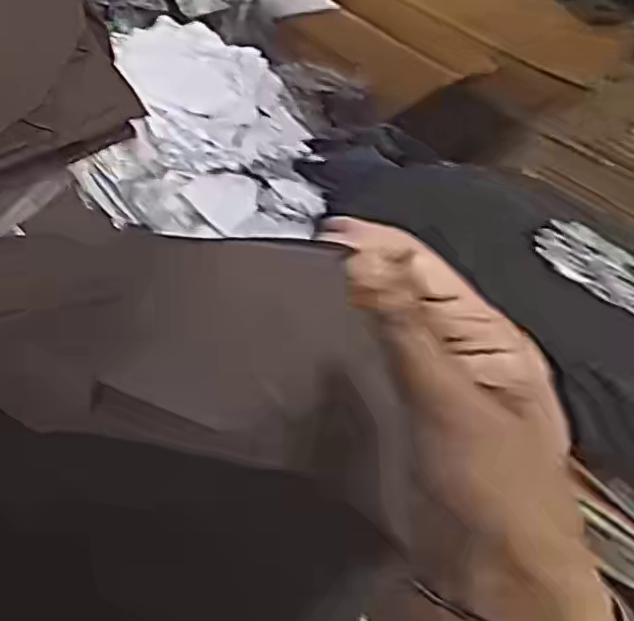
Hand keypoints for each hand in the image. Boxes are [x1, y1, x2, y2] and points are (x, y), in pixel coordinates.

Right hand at [321, 218, 611, 620]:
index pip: (424, 266)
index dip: (373, 242)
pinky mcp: (385, 386)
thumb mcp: (448, 395)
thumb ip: (402, 323)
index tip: (321, 230)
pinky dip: (326, 319)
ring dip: (335, 288)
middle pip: (393, 282)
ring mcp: (418, 366)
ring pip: (368, 308)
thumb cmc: (497, 490)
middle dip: (348, 260)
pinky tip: (302, 315)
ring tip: (292, 271)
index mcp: (489, 339)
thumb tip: (364, 257)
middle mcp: (455, 346)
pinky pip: (352, 337)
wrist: (483, 558)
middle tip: (296, 244)